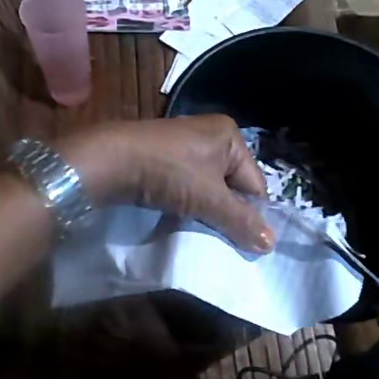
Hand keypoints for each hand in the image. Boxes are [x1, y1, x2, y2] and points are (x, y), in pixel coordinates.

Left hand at [57, 116, 273, 251]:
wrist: (107, 161)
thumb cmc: (168, 172)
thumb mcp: (209, 199)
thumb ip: (241, 222)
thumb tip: (271, 244)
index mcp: (230, 135)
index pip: (254, 182)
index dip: (251, 213)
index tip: (246, 241)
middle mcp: (210, 134)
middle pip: (232, 185)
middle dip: (227, 211)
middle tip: (222, 238)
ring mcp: (184, 144)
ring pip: (209, 188)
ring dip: (206, 210)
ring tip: (198, 229)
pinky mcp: (162, 156)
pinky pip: (187, 185)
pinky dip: (187, 202)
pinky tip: (179, 216)